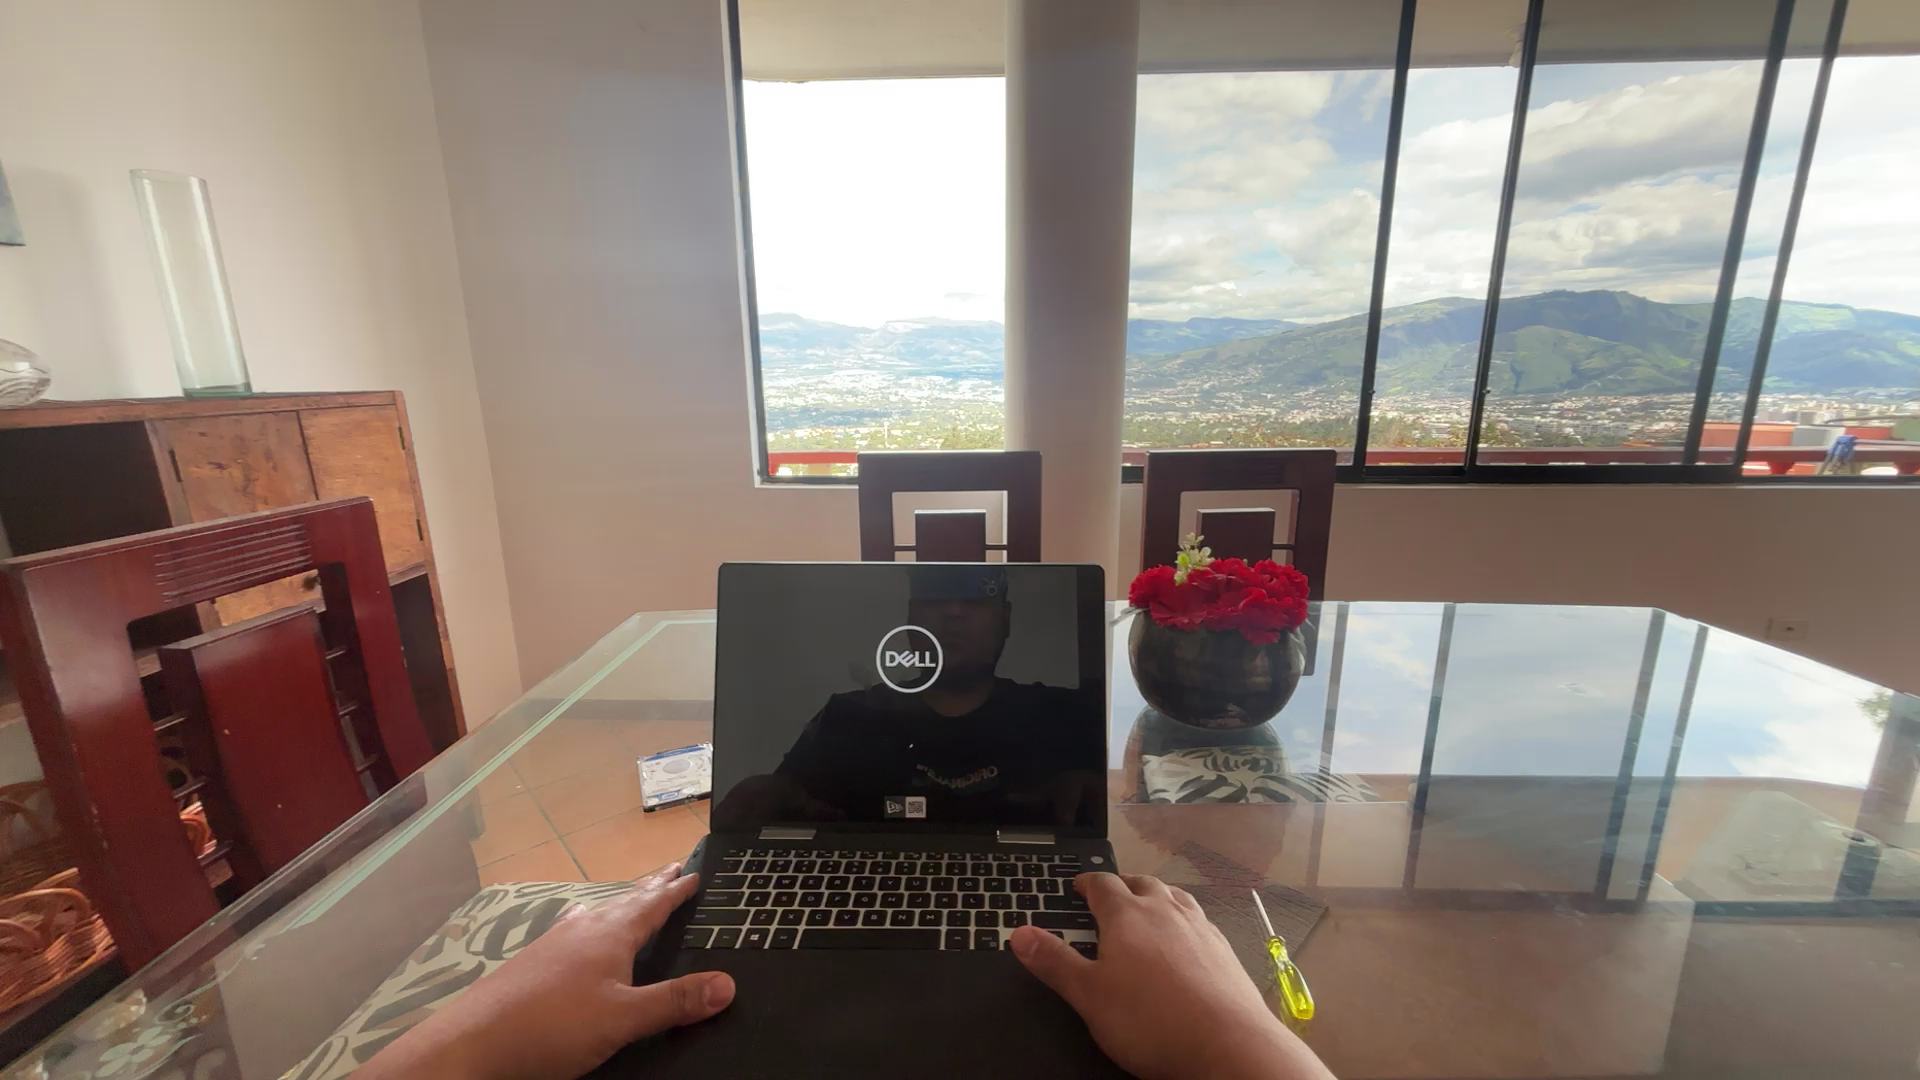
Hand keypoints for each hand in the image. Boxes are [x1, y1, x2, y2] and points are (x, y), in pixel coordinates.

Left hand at [357, 864, 733, 1079]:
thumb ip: (675, 1001)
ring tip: (632, 896)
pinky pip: (574, 928)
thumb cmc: (552, 1028)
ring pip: (599, 912)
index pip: (655, 903)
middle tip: (670, 870)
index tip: (694, 872)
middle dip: (652, 886)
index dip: (677, 890)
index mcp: (614, 933)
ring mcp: (555, 941)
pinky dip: (591, 922)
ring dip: (622, 902)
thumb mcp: (623, 1019)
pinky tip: (578, 931)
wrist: (465, 1048)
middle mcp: (586, 927)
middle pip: (627, 899)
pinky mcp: (530, 960)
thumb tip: (730, 984)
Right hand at [1009, 873, 1333, 1079]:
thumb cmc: (1150, 1020)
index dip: (1086, 883)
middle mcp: (1162, 908)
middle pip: (1139, 883)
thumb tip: (1017, 932)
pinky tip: (1185, 937)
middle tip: (1110, 895)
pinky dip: (1184, 919)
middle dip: (1122, 885)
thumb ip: (1053, 962)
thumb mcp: (1089, 996)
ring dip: (1156, 895)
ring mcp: (1197, 925)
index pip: (1101, 884)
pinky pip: (1198, 918)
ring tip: (1148, 905)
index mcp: (1125, 914)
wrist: (1229, 1046)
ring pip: (1172, 896)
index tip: (1077, 887)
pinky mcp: (1222, 947)